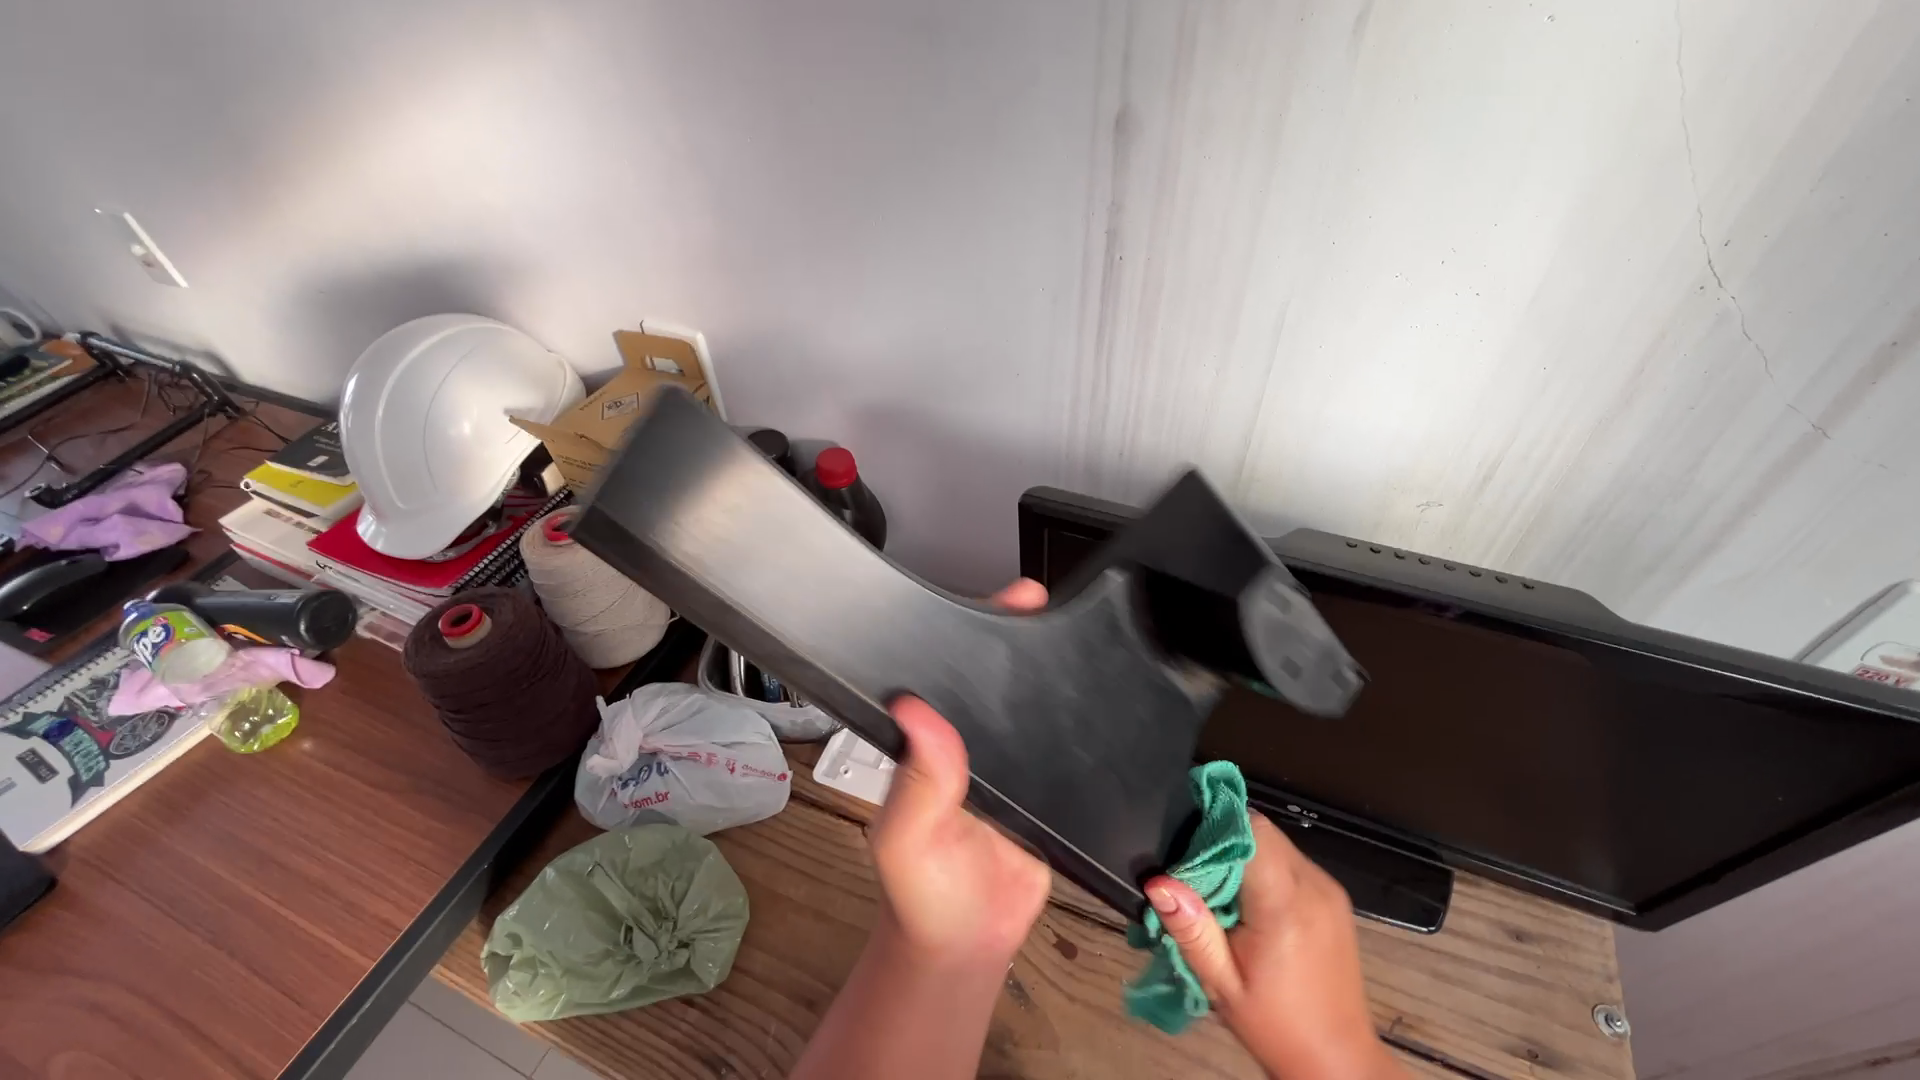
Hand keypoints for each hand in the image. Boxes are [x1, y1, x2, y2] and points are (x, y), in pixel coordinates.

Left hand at [867, 579, 1052, 966]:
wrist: (971, 943)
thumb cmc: (923, 895)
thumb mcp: (907, 840)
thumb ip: (916, 783)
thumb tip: (916, 715)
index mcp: (930, 742)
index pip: (948, 666)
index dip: (978, 626)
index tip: (1012, 598)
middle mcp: (969, 741)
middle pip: (996, 677)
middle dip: (1025, 637)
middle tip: (1056, 605)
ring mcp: (1011, 763)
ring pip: (1035, 706)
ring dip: (1056, 677)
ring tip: (1088, 639)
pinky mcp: (1048, 788)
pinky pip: (1069, 748)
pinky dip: (1084, 726)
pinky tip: (1105, 707)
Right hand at [1146, 814, 1403, 1079]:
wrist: (1339, 1060)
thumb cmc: (1275, 1024)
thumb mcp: (1221, 983)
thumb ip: (1192, 929)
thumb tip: (1158, 883)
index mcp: (1284, 904)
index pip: (1252, 830)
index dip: (1218, 825)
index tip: (1189, 844)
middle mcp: (1313, 886)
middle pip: (1263, 831)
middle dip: (1227, 840)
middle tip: (1198, 873)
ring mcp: (1329, 890)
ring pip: (1278, 842)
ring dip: (1247, 854)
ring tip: (1224, 892)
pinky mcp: (1335, 897)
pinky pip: (1293, 861)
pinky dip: (1267, 867)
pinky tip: (1253, 903)